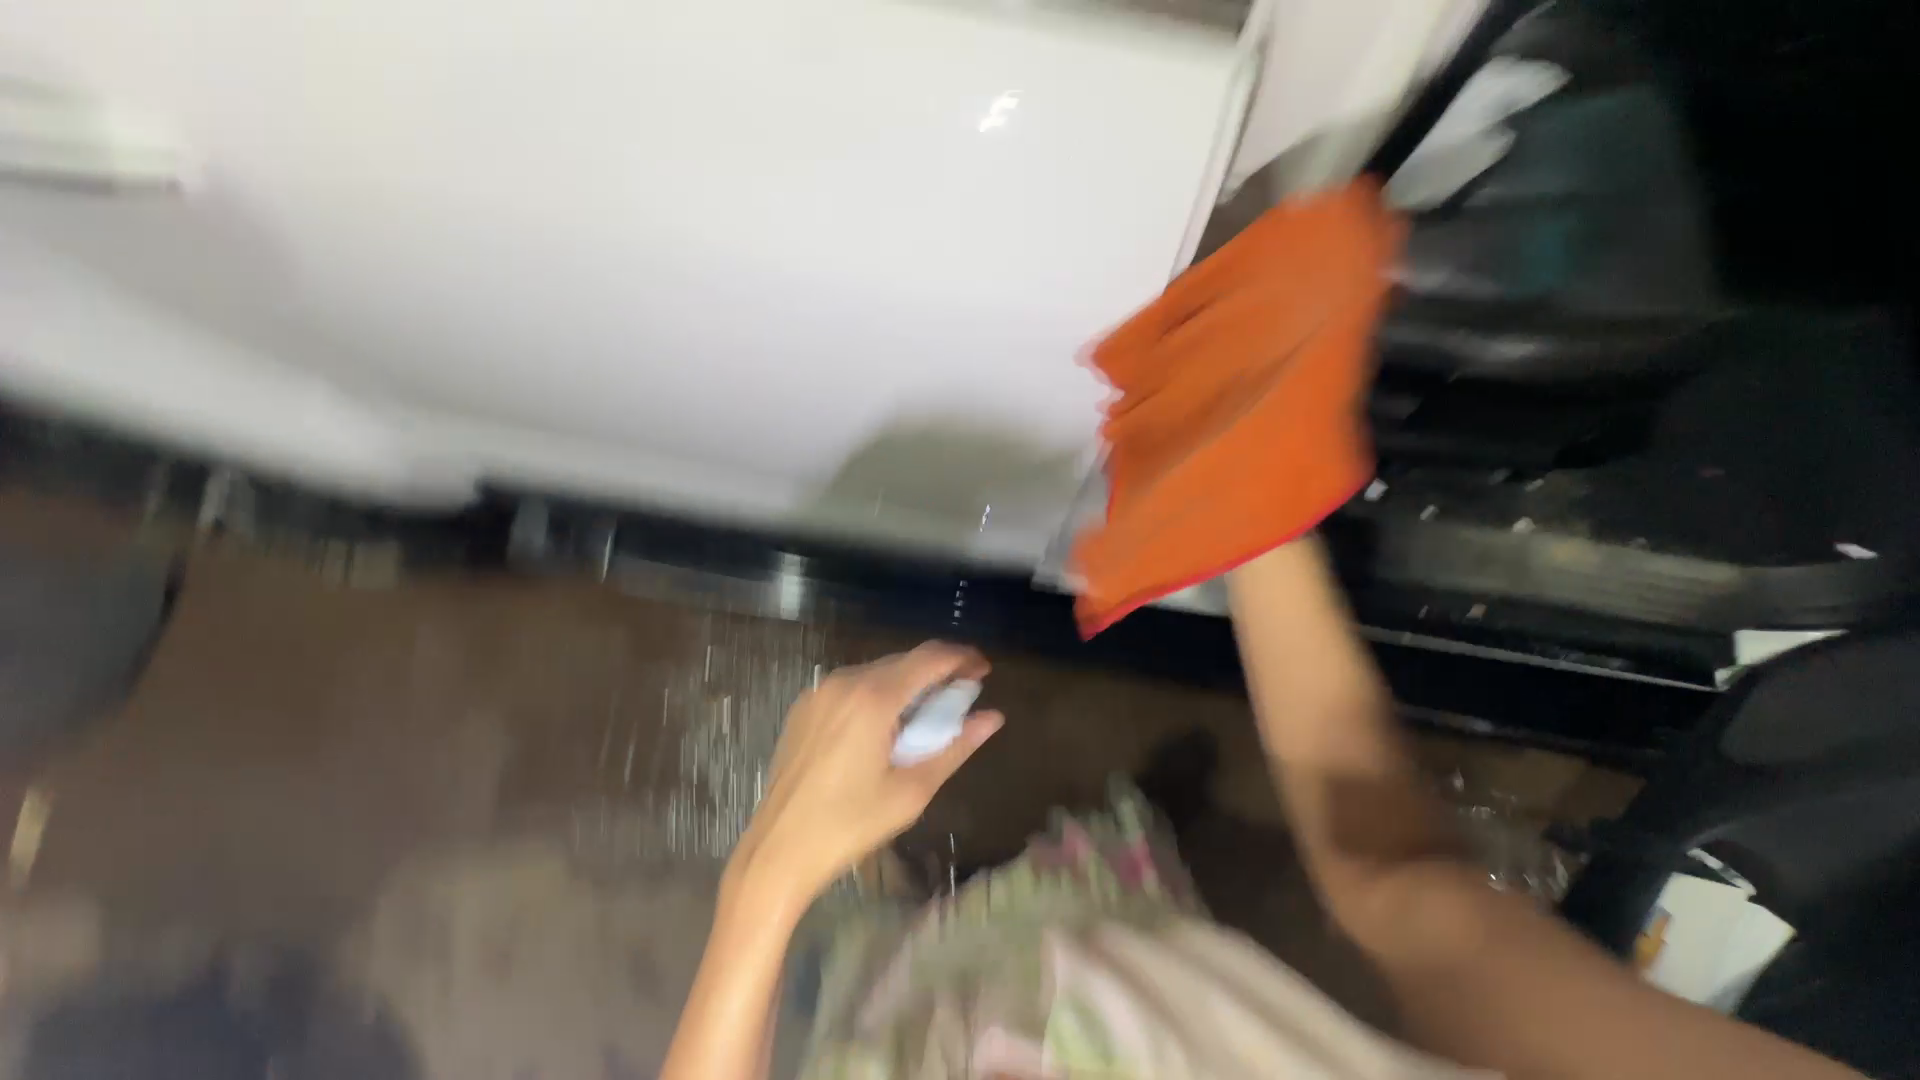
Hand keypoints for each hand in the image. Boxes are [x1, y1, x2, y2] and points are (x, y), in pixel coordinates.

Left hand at [729, 642, 1003, 905]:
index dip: (962, 658)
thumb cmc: (851, 824)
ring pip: (877, 672)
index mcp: (873, 697)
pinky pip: (852, 687)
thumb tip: (993, 717)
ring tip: (927, 717)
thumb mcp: (912, 790)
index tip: (984, 670)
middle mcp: (844, 682)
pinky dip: (878, 695)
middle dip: (937, 673)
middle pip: (903, 661)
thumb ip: (955, 746)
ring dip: (907, 685)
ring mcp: (818, 692)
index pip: (930, 657)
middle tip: (963, 698)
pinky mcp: (803, 708)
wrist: (779, 850)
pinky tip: (886, 727)